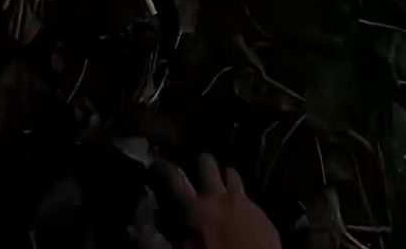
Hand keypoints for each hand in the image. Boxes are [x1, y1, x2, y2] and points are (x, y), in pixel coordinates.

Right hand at [143, 155, 280, 248]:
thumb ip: (162, 246)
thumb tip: (143, 230)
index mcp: (201, 210)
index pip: (177, 182)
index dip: (165, 170)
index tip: (158, 165)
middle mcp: (222, 198)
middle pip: (208, 167)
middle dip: (200, 165)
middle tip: (196, 167)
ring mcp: (245, 203)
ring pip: (232, 176)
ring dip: (223, 178)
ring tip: (219, 185)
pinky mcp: (262, 213)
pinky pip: (248, 196)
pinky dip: (239, 198)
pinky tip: (238, 209)